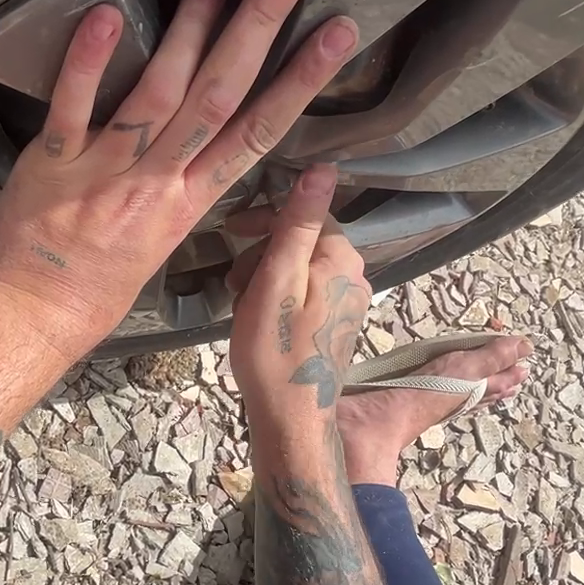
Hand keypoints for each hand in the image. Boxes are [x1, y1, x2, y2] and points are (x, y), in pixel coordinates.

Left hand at [0, 0, 360, 359]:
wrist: (39, 316)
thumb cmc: (99, 287)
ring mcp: (105, 172)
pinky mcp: (53, 165)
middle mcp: (156, 183)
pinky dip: (88, 64)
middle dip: (258, 28)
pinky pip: (72, 109)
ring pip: (157, 94)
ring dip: (189, 31)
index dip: (300, 81)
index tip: (337, 33)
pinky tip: (106, 15)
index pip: (256, 134)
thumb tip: (204, 149)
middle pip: (217, 97)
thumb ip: (181, 189)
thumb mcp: (158, 242)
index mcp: (187, 203)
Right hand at [227, 165, 370, 453]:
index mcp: (342, 259)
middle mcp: (354, 275)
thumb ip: (297, 225)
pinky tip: (259, 321)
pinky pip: (304, 295)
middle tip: (234, 285)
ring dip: (265, 279)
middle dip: (261, 255)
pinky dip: (276, 299)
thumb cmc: (275, 348)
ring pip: (299, 269)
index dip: (263, 220)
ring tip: (242, 305)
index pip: (304, 214)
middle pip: (300, 242)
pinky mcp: (336, 325)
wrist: (290, 415)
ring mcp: (348, 303)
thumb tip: (321, 169)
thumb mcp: (278, 280)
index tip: (229, 232)